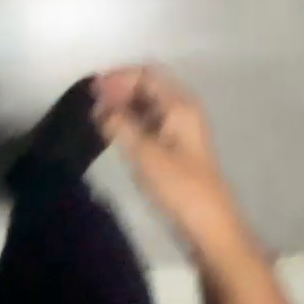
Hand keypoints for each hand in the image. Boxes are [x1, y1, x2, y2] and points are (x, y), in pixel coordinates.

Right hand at [95, 66, 232, 237]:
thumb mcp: (144, 153)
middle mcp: (182, 110)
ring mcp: (180, 129)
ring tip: (98, 116)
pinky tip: (114, 131)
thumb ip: (119, 123)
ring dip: (123, 105)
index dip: (117, 77)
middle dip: (119, 89)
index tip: (93, 91)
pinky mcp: (175, 147)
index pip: (145, 74)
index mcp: (180, 105)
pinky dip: (131, 121)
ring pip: (147, 104)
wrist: (211, 229)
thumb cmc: (179, 187)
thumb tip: (99, 104)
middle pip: (147, 85)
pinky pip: (149, 122)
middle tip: (92, 102)